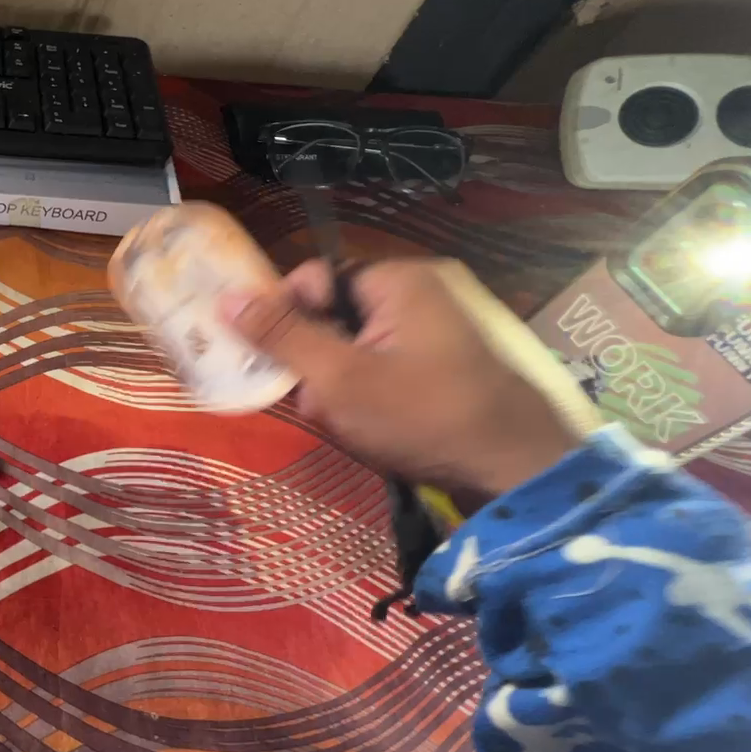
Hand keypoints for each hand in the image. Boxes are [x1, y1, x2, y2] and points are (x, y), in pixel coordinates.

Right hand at [224, 258, 601, 499]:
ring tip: (342, 418)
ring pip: (351, 341)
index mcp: (399, 280)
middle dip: (310, 358)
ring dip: (333, 380)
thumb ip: (280, 334)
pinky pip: (381, 360)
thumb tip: (227, 297)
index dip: (283, 316)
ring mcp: (439, 325)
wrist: (523, 472)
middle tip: (312, 399)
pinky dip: (363, 388)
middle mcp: (421, 290)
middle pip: (329, 312)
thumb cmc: (423, 415)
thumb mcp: (337, 376)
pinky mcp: (447, 358)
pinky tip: (367, 421)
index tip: (275, 360)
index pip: (311, 279)